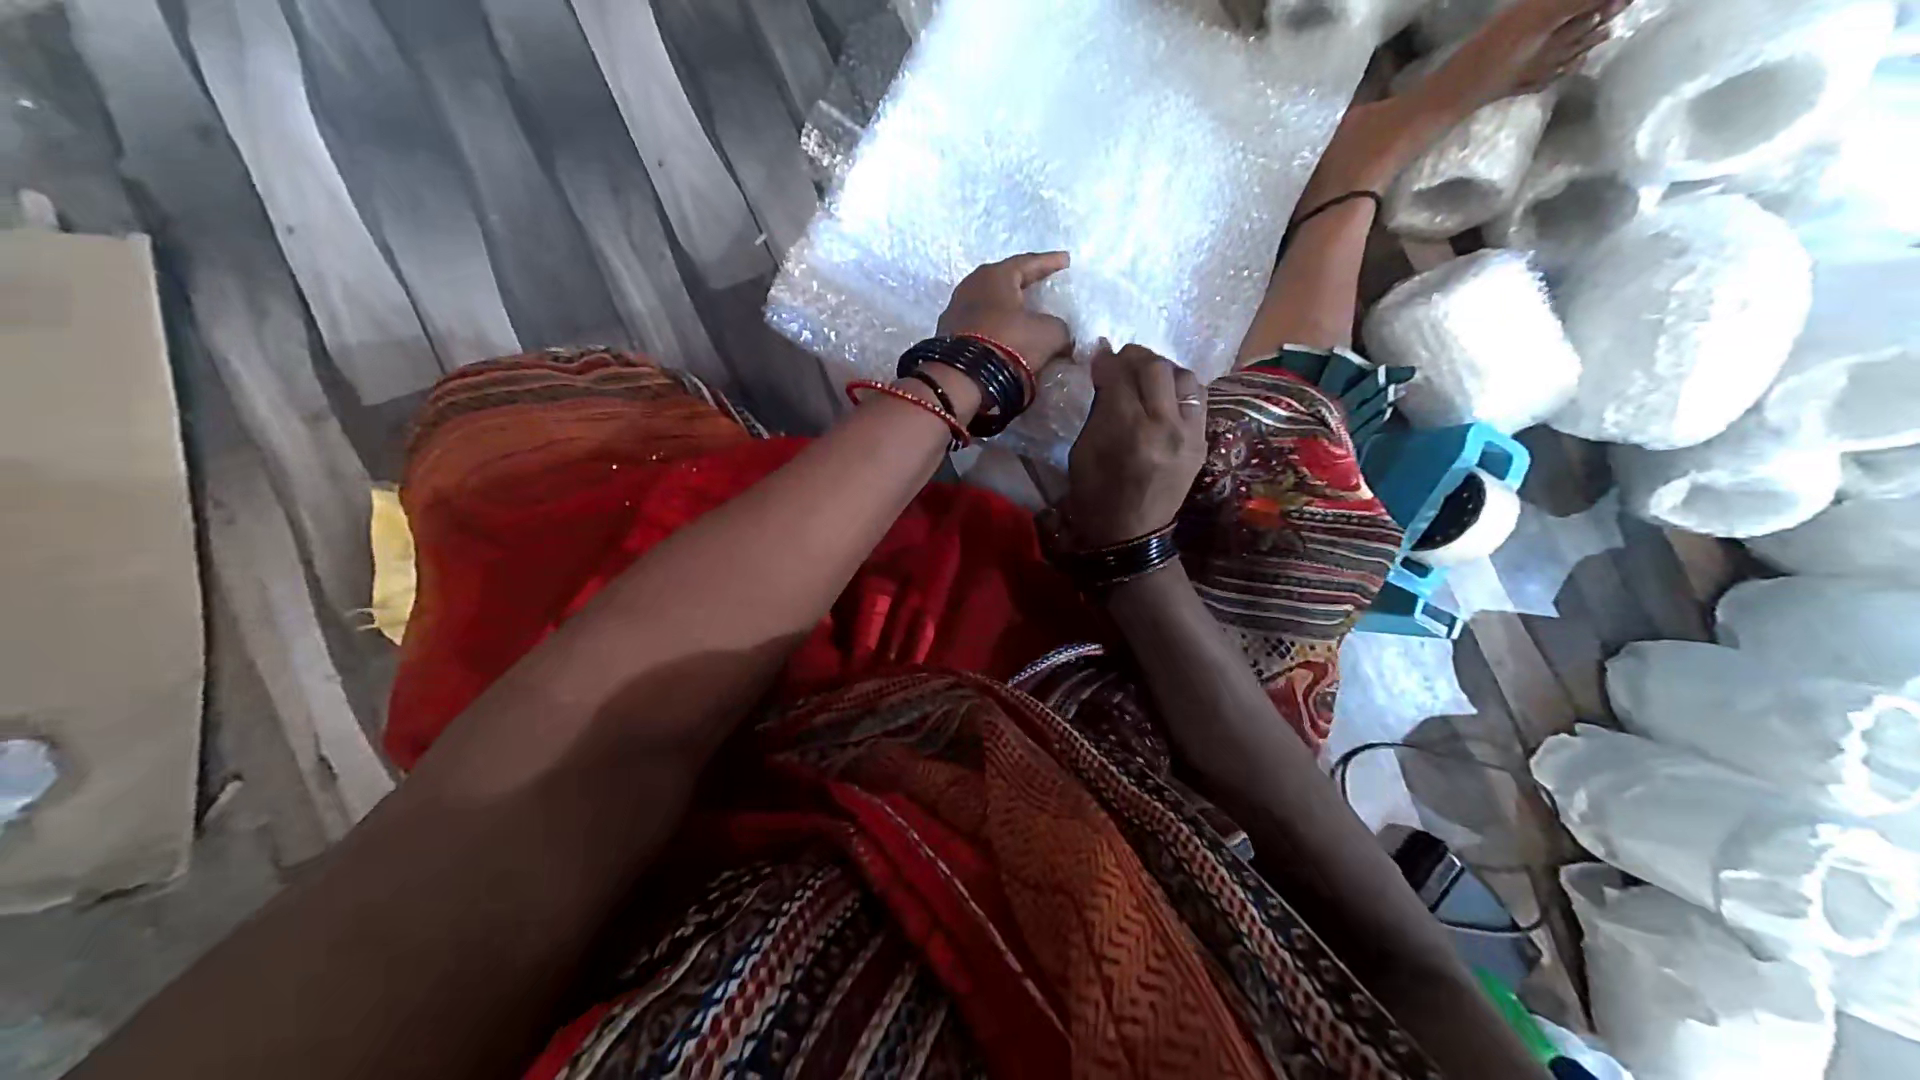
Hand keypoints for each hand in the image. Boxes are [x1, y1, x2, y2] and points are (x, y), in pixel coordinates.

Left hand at [936, 252, 1073, 372]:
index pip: (1028, 262)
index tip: (1065, 260)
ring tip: (1022, 310)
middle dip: (1024, 281)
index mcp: (995, 275)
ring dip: (1006, 306)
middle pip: (1004, 280)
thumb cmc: (1010, 343)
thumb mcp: (1049, 334)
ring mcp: (955, 310)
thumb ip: (1060, 328)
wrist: (964, 379)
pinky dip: (994, 326)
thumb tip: (1061, 337)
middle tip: (1041, 280)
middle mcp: (971, 286)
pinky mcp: (948, 335)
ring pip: (989, 302)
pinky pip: (979, 324)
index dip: (1050, 262)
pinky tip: (1003, 333)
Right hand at [1063, 343, 1206, 548]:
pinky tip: (1164, 397)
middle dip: (1135, 357)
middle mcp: (1164, 427)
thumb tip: (1106, 373)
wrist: (1132, 536)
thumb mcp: (1083, 452)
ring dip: (1162, 370)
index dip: (1107, 360)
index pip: (1120, 376)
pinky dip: (1179, 391)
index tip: (1099, 355)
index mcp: (1128, 431)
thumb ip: (1099, 409)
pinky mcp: (1202, 443)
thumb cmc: (1096, 496)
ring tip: (1146, 377)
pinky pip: (1197, 400)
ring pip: (1184, 377)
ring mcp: (1190, 434)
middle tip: (1121, 361)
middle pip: (1156, 368)